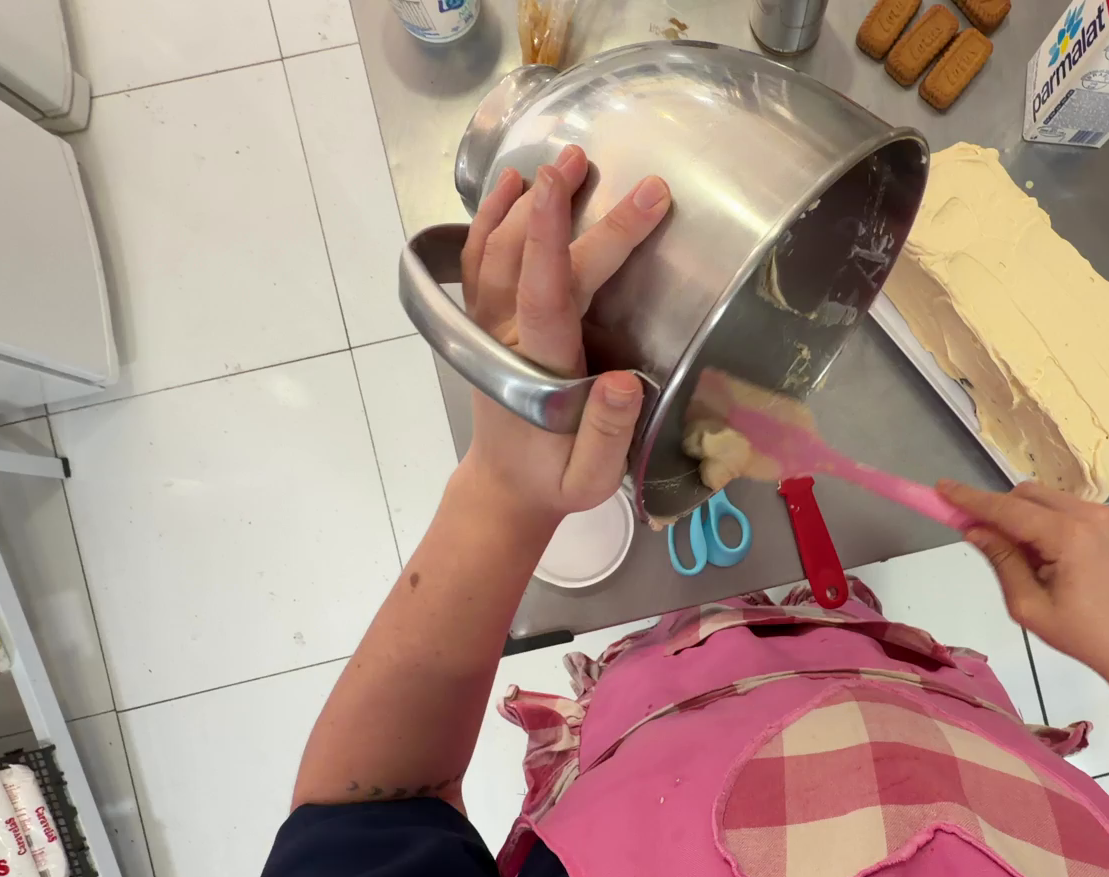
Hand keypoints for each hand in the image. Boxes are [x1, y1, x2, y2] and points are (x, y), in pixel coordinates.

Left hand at [458, 145, 671, 527]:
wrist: (504, 486)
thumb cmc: (555, 482)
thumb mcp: (591, 480)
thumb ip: (608, 436)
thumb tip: (625, 380)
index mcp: (538, 374)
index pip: (546, 296)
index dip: (559, 239)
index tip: (586, 191)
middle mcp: (506, 340)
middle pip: (532, 261)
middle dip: (575, 213)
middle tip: (628, 178)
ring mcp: (489, 328)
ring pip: (498, 250)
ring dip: (529, 200)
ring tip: (569, 158)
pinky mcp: (485, 323)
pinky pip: (481, 261)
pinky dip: (492, 218)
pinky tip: (513, 186)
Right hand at [938, 480, 1108, 685]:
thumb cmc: (1085, 635)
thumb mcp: (1029, 606)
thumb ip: (1001, 561)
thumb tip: (974, 530)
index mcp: (1068, 535)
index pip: (1007, 509)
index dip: (970, 499)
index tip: (941, 488)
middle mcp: (1091, 515)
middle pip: (1027, 495)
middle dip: (999, 510)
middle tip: (982, 538)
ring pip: (1048, 499)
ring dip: (1024, 517)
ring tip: (1024, 559)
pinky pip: (1069, 509)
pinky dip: (1048, 522)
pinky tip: (1049, 557)